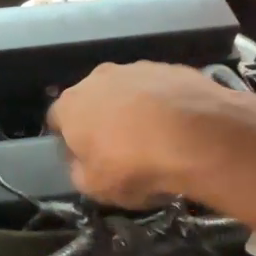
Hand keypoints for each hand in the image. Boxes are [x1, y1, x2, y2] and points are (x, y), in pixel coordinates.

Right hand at [47, 61, 255, 210]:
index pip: (56, 120)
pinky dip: (166, 105)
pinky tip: (182, 129)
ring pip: (128, 91)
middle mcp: (98, 78)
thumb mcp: (94, 187)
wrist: (198, 137)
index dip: (68, 140)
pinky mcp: (173, 68)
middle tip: (122, 150)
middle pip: (93, 100)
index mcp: (71, 105)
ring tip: (158, 140)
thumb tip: (80, 162)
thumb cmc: (134, 165)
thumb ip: (78, 172)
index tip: (84, 158)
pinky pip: (161, 90)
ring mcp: (137, 68)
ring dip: (136, 110)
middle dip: (103, 120)